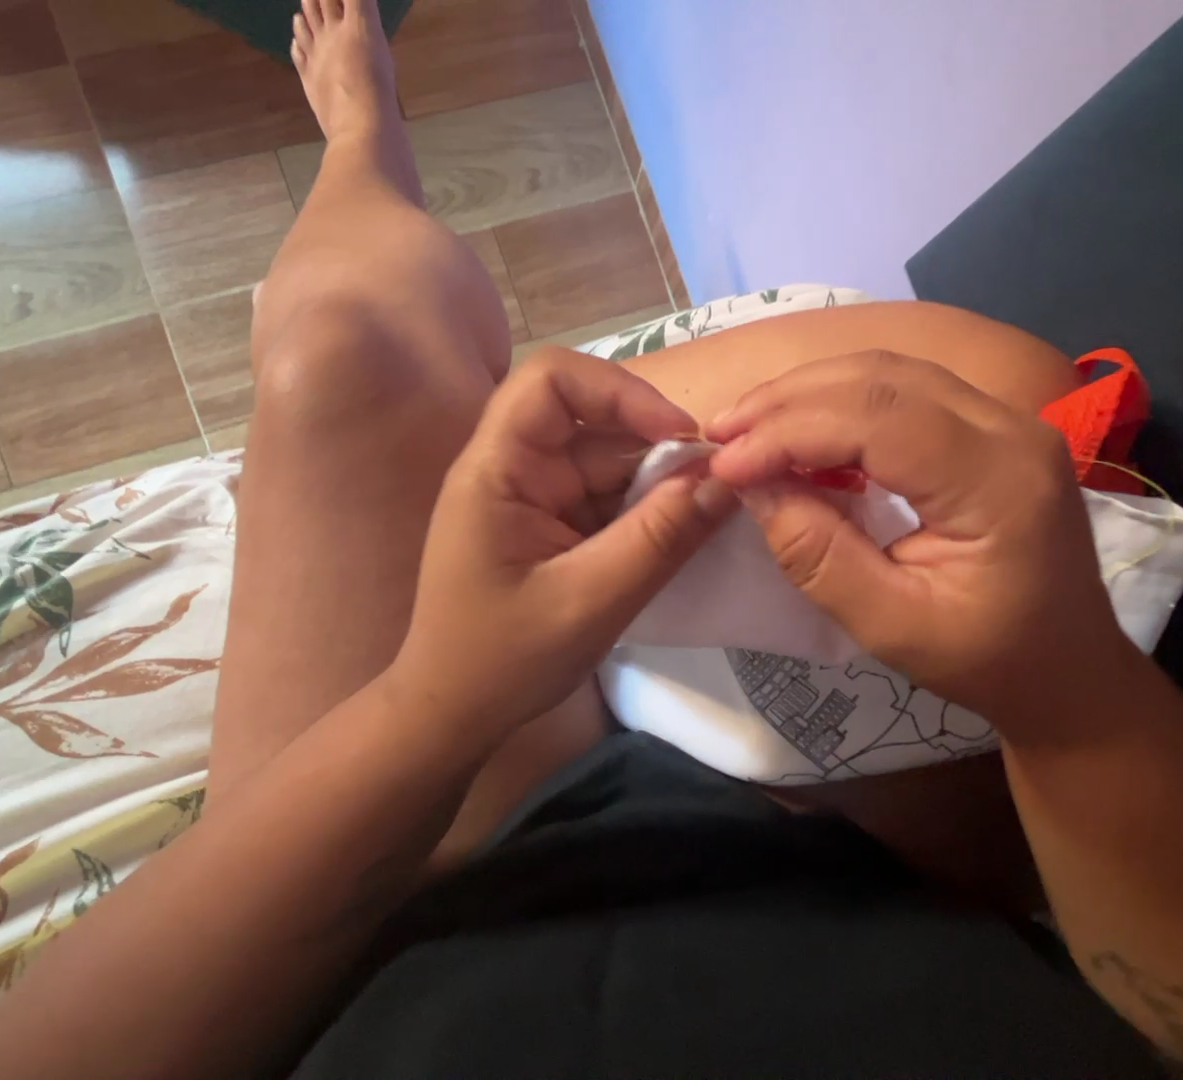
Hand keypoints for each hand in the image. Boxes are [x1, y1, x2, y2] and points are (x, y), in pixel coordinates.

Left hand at [388, 348, 736, 732]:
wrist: (456, 712)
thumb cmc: (504, 660)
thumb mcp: (590, 602)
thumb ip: (660, 539)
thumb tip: (727, 481)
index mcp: (497, 469)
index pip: (553, 381)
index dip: (621, 390)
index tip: (680, 435)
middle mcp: (515, 467)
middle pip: (592, 419)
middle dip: (656, 443)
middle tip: (716, 482)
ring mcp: (536, 496)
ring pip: (609, 459)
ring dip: (659, 480)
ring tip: (707, 512)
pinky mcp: (555, 524)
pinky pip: (610, 497)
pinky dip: (648, 509)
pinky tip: (682, 532)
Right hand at [706, 351, 1129, 731]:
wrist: (1067, 670)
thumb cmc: (985, 661)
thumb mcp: (889, 627)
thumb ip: (817, 555)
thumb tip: (753, 485)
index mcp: (997, 481)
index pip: (877, 418)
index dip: (789, 432)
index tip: (725, 465)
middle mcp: (1010, 428)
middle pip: (882, 377)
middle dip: (789, 399)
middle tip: (722, 434)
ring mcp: (1007, 419)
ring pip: (890, 371)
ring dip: (810, 393)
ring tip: (748, 428)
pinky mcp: (993, 426)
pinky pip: (906, 391)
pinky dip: (841, 404)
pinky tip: (803, 434)